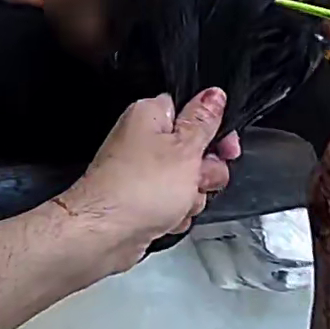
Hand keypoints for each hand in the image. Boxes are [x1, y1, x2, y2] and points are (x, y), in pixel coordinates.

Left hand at [55, 89, 233, 273]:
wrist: (104, 233)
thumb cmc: (136, 187)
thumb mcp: (185, 149)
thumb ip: (203, 121)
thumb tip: (214, 95)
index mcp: (149, 115)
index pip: (193, 111)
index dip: (214, 131)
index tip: (225, 149)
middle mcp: (142, 139)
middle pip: (195, 150)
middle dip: (204, 172)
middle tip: (195, 179)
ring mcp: (142, 170)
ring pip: (189, 181)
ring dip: (191, 197)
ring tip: (175, 202)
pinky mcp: (142, 198)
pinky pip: (175, 203)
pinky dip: (176, 213)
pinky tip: (165, 218)